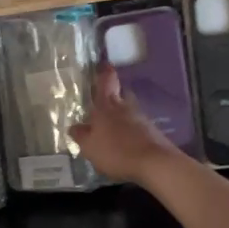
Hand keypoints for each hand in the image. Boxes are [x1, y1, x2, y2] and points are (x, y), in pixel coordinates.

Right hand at [70, 65, 184, 185]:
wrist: (154, 163)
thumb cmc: (116, 151)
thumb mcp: (90, 147)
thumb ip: (81, 135)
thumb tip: (74, 126)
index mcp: (107, 106)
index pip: (106, 81)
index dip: (105, 72)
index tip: (104, 64)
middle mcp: (125, 107)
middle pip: (120, 94)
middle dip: (113, 95)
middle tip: (103, 101)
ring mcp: (141, 118)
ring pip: (128, 110)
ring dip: (121, 115)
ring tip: (112, 126)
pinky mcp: (152, 132)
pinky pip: (137, 125)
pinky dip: (130, 129)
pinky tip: (125, 141)